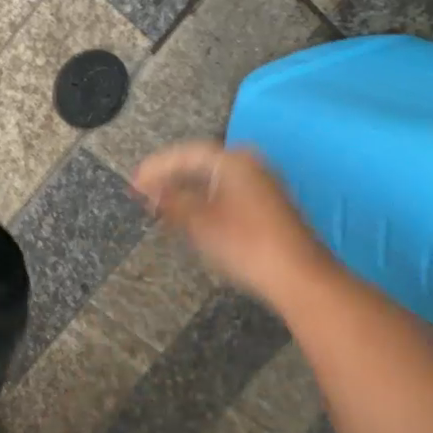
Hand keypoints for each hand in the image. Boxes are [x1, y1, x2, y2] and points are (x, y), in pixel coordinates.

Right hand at [132, 140, 335, 299]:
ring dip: (186, 190)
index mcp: (233, 161)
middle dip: (170, 178)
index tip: (134, 182)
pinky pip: (225, 191)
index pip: (185, 154)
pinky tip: (189, 216)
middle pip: (200, 163)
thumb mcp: (200, 223)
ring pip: (213, 179)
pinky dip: (203, 199)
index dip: (156, 167)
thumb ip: (171, 201)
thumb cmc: (245, 244)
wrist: (298, 277)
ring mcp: (262, 184)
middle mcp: (249, 164)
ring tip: (161, 205)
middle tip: (144, 193)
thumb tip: (147, 190)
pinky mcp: (267, 204)